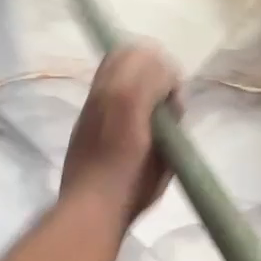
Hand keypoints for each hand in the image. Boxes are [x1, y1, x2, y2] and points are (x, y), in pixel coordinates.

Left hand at [61, 43, 178, 223]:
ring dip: (137, 69)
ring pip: (116, 59)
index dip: (173, 81)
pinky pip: (104, 77)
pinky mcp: (84, 110)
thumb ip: (170, 124)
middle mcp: (109, 92)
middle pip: (136, 53)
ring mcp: (93, 99)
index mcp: (131, 102)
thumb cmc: (133, 189)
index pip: (160, 67)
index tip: (176, 103)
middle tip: (163, 95)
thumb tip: (169, 106)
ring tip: (146, 98)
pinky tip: (128, 108)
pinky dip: (120, 80)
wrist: (90, 206)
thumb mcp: (165, 160)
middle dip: (155, 68)